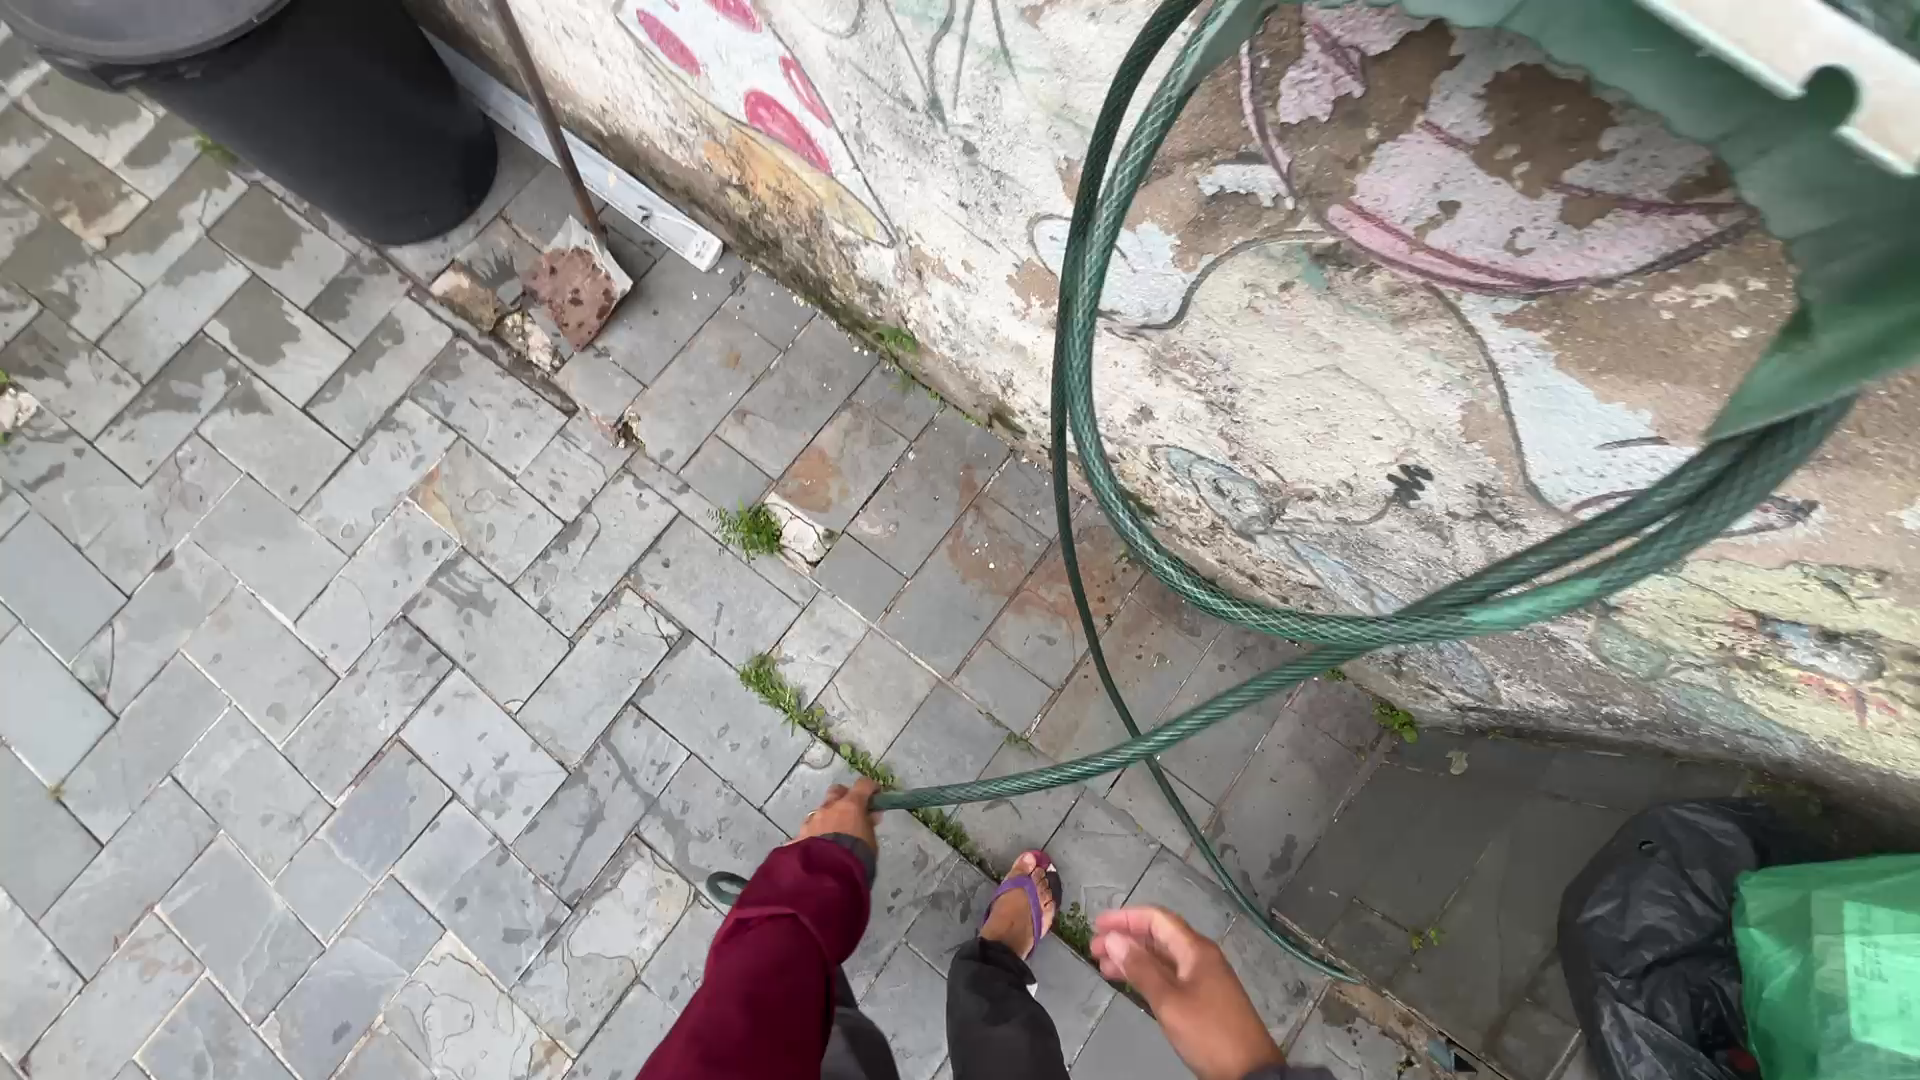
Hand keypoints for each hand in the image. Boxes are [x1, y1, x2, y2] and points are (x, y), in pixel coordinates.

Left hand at [795, 777, 881, 848]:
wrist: (828, 875)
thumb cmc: (857, 855)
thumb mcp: (871, 841)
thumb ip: (869, 825)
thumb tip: (871, 816)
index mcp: (850, 805)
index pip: (863, 785)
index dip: (870, 787)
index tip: (876, 794)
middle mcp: (829, 807)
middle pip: (836, 791)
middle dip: (843, 796)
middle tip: (850, 810)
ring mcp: (812, 821)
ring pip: (820, 812)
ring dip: (827, 818)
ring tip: (831, 834)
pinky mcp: (799, 836)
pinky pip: (807, 832)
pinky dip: (813, 836)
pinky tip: (816, 848)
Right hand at [1091, 906, 1284, 1079]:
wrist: (1252, 1074)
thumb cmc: (1208, 1032)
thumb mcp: (1169, 1002)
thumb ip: (1140, 968)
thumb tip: (1113, 938)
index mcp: (1195, 949)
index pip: (1156, 919)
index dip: (1125, 918)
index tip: (1098, 925)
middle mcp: (1199, 957)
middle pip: (1158, 937)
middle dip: (1126, 939)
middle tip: (1095, 949)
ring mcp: (1203, 979)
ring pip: (1162, 958)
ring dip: (1133, 959)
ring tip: (1104, 967)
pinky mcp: (1203, 999)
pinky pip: (1169, 977)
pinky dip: (1147, 976)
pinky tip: (1130, 983)